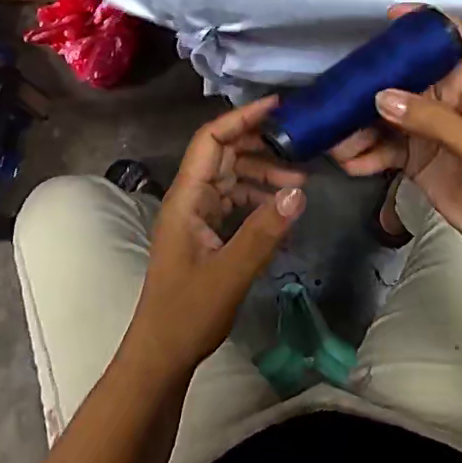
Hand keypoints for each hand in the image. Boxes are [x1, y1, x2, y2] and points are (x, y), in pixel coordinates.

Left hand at [120, 95, 306, 377]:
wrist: (161, 354)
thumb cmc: (187, 313)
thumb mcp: (229, 274)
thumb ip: (263, 233)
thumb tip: (299, 192)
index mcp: (186, 197)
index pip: (210, 140)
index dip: (240, 119)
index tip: (277, 108)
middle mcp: (189, 198)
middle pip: (223, 154)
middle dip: (259, 144)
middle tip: (300, 145)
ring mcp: (196, 215)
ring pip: (231, 176)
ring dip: (262, 173)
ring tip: (300, 181)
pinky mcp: (205, 232)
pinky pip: (233, 200)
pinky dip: (257, 197)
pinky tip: (281, 208)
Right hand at [328, 5, 461, 247]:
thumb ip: (432, 121)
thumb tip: (382, 97)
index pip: (450, 42)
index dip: (424, 24)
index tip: (391, 17)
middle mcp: (443, 102)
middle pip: (401, 79)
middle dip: (370, 84)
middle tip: (341, 91)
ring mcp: (425, 131)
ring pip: (383, 116)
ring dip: (358, 126)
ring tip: (338, 140)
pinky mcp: (412, 159)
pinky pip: (380, 149)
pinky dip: (363, 155)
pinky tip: (350, 163)